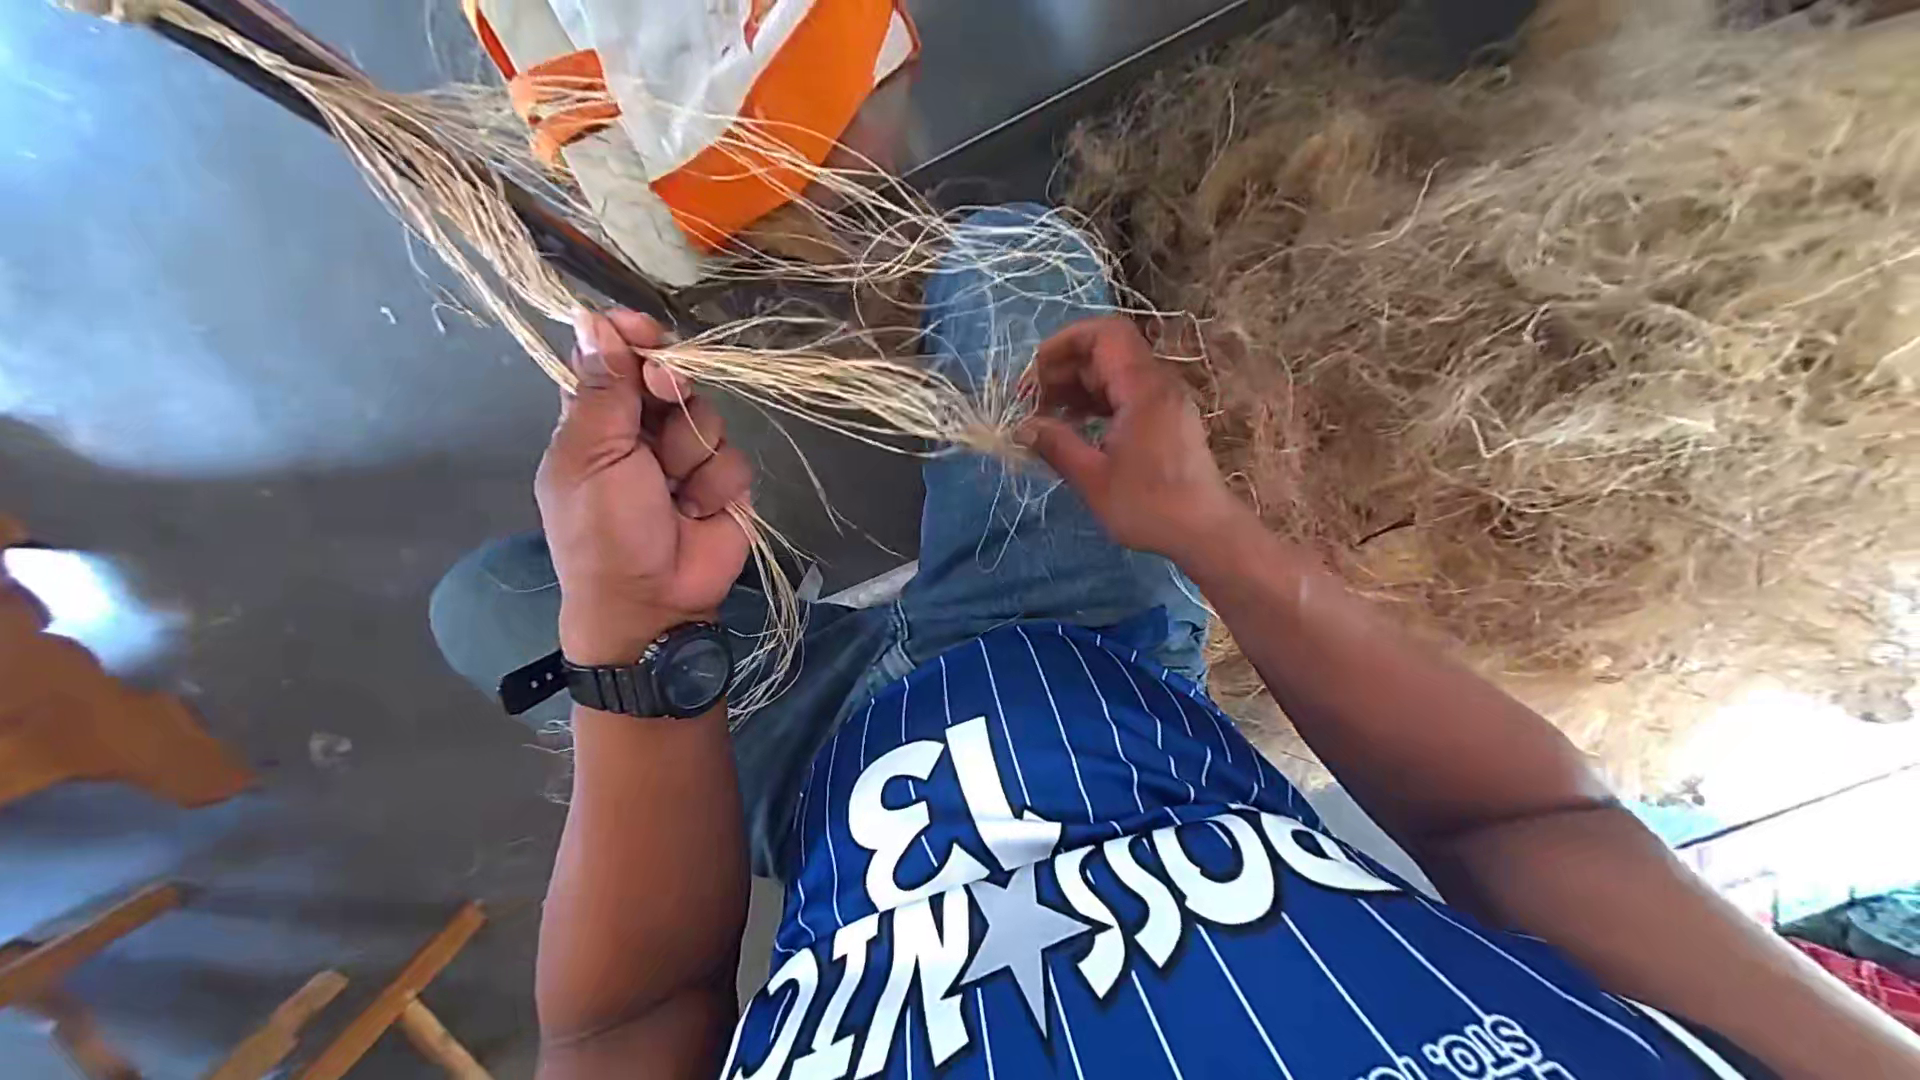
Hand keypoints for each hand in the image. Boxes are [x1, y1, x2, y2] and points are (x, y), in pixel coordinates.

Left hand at [536, 310, 752, 665]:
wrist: (655, 598)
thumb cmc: (604, 529)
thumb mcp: (591, 455)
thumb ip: (602, 389)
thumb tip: (592, 320)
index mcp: (596, 422)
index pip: (613, 360)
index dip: (630, 340)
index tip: (644, 329)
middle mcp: (644, 433)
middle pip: (668, 380)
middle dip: (669, 388)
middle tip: (662, 395)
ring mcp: (688, 458)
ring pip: (707, 417)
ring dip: (690, 452)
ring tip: (673, 491)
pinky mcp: (725, 483)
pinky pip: (733, 459)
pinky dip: (716, 485)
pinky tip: (698, 511)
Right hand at [1019, 315, 1253, 563]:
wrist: (1204, 532)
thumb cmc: (1149, 506)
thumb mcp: (1093, 479)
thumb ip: (1056, 445)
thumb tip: (1023, 428)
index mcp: (1142, 389)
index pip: (1104, 334)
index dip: (1064, 342)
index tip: (1035, 373)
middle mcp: (1157, 385)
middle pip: (1106, 352)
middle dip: (1063, 369)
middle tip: (1033, 403)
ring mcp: (1163, 402)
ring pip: (1114, 374)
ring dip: (1077, 387)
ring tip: (1047, 417)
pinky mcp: (1165, 420)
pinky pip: (1125, 394)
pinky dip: (1095, 402)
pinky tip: (1074, 427)